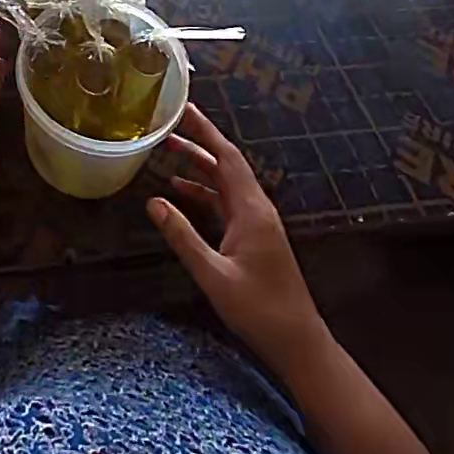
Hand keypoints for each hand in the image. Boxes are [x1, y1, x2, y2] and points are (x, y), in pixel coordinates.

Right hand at [147, 102, 328, 373]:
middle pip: (226, 163)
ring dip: (198, 163)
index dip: (206, 131)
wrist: (300, 346)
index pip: (227, 158)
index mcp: (252, 211)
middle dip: (197, 140)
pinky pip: (224, 200)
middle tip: (167, 122)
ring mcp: (256, 223)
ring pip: (224, 181)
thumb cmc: (260, 310)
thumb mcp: (213, 274)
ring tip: (167, 148)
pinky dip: (202, 189)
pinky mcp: (253, 236)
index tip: (184, 108)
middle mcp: (257, 210)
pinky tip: (179, 189)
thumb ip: (182, 236)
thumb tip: (153, 201)